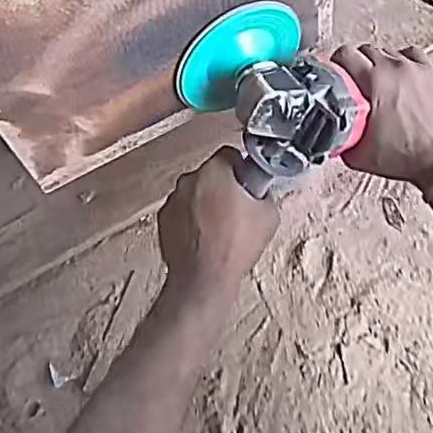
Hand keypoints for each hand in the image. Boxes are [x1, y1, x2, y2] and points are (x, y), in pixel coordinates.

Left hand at [156, 146, 279, 309]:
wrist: (203, 279)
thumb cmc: (233, 248)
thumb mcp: (268, 216)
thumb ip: (263, 193)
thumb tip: (259, 191)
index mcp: (215, 171)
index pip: (230, 154)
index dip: (242, 168)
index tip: (247, 182)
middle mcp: (189, 179)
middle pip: (211, 173)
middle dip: (223, 186)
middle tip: (237, 209)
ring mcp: (173, 198)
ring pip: (195, 191)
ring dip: (206, 202)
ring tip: (220, 228)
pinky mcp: (164, 217)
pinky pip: (182, 209)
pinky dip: (191, 218)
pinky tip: (204, 237)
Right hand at [330, 44, 432, 186]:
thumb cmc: (407, 155)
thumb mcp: (359, 153)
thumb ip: (339, 137)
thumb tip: (328, 131)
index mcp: (373, 81)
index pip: (345, 54)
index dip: (335, 61)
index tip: (334, 71)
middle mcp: (394, 69)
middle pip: (365, 50)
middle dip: (355, 62)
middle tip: (353, 78)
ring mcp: (415, 69)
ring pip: (387, 51)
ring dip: (378, 62)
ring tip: (376, 78)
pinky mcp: (431, 73)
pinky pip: (410, 54)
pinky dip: (401, 60)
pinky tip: (399, 72)